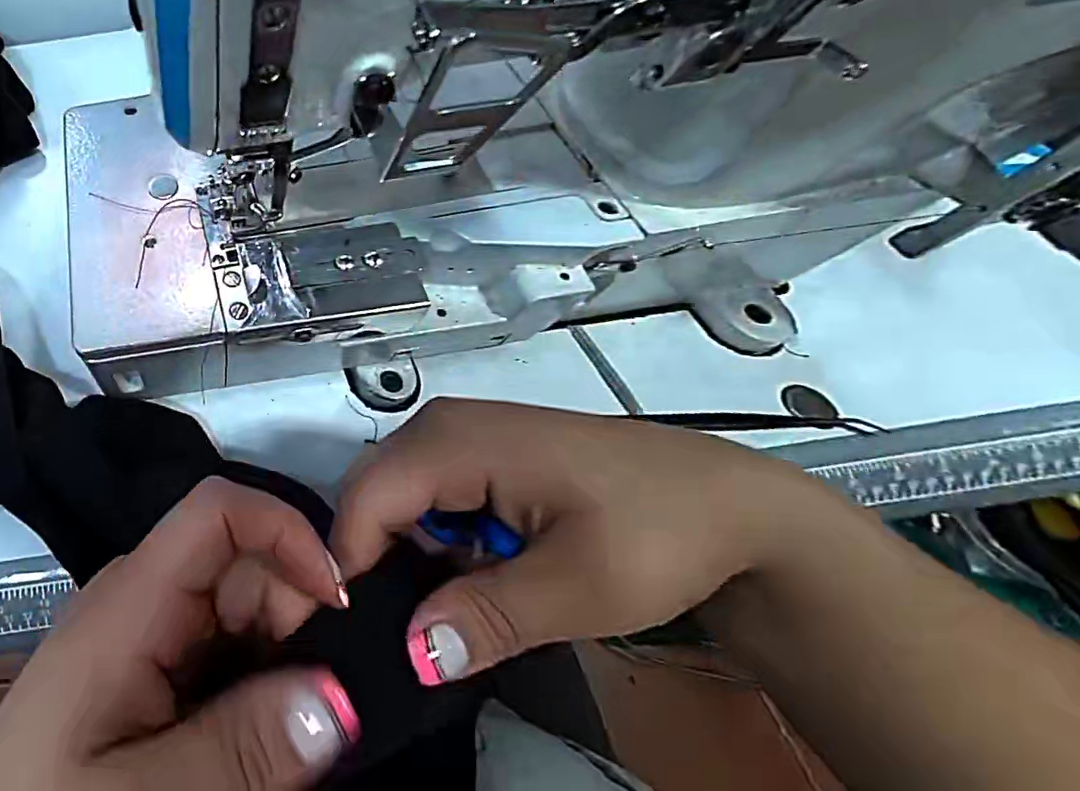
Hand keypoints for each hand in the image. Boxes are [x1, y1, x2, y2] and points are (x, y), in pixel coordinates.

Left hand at [0, 477, 360, 790]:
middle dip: (295, 620)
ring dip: (283, 660)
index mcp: (135, 596)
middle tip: (313, 714)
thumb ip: (239, 751)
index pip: (217, 510)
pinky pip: (230, 645)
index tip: (337, 602)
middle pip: (245, 561)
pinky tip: (258, 736)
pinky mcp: (158, 655)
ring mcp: (153, 623)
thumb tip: (340, 698)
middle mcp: (148, 592)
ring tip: (283, 737)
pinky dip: (261, 681)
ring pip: (246, 607)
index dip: (285, 529)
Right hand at [331, 399, 858, 682]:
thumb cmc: (658, 531)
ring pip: (394, 498)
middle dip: (376, 561)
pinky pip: (425, 496)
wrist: (729, 505)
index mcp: (455, 440)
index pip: (365, 500)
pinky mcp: (477, 452)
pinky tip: (476, 568)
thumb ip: (489, 617)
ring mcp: (459, 434)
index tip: (362, 635)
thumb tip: (412, 654)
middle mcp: (443, 425)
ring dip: (410, 555)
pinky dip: (435, 541)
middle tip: (410, 629)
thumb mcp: (580, 587)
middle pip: (371, 494)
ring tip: (455, 603)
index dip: (350, 566)